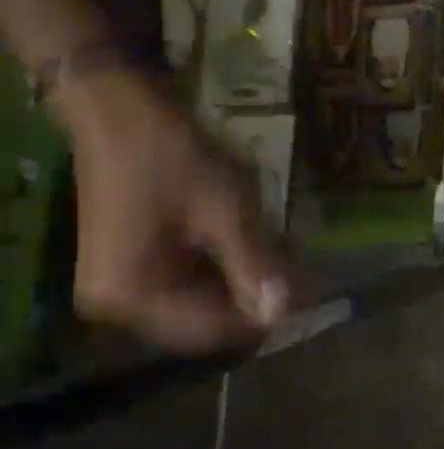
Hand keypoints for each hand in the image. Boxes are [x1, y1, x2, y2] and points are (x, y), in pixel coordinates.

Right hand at [57, 68, 295, 352]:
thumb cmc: (177, 162)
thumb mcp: (226, 211)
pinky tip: (270, 245)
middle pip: (206, 317)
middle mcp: (120, 302)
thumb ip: (253, 263)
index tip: (319, 300)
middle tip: (318, 276)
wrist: (125, 118)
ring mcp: (124, 281)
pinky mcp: (135, 259)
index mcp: (134, 298)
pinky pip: (191, 276)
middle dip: (262, 297)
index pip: (210, 331)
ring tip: (301, 259)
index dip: (266, 318)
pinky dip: (232, 264)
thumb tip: (281, 313)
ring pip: (203, 297)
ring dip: (251, 280)